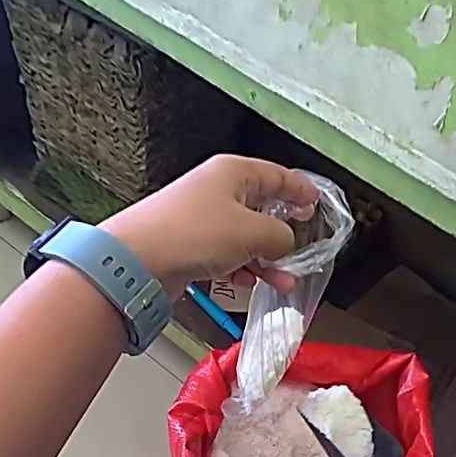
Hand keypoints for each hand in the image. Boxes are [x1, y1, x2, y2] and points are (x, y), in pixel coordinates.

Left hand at [101, 154, 317, 294]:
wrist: (139, 260)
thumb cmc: (193, 234)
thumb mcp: (253, 232)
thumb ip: (281, 236)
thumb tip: (287, 242)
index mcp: (233, 173)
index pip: (277, 175)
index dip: (300, 189)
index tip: (316, 201)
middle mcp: (217, 191)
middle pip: (262, 209)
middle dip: (284, 234)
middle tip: (303, 248)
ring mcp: (203, 219)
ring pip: (246, 237)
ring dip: (267, 259)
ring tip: (284, 281)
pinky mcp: (192, 245)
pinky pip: (228, 255)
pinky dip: (243, 268)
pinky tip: (253, 282)